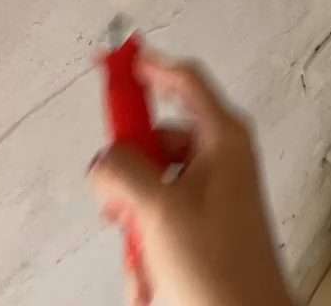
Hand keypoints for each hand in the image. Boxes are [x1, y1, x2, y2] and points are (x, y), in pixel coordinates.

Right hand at [88, 52, 294, 305]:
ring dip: (136, 221)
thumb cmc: (224, 270)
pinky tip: (156, 273)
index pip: (183, 79)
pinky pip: (158, 219)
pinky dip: (147, 244)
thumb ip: (124, 170)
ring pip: (151, 186)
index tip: (117, 57)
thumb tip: (105, 157)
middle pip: (156, 139)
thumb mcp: (160, 209)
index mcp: (222, 136)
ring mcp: (212, 191)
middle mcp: (220, 156)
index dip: (148, 65)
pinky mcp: (202, 224)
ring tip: (148, 252)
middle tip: (122, 205)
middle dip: (130, 176)